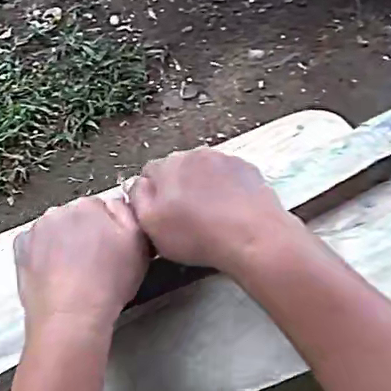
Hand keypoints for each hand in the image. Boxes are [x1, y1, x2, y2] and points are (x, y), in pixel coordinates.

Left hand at [13, 193, 149, 335]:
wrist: (70, 316)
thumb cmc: (109, 283)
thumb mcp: (139, 245)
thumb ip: (129, 213)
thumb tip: (117, 202)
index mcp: (90, 206)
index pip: (103, 208)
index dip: (111, 230)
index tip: (114, 250)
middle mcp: (59, 211)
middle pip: (77, 217)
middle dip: (85, 234)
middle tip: (96, 264)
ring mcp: (36, 229)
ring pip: (56, 230)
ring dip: (64, 244)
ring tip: (75, 273)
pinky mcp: (20, 249)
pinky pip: (36, 245)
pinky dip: (44, 255)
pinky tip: (56, 275)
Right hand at [127, 149, 302, 274]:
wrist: (253, 236)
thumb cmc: (198, 235)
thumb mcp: (151, 226)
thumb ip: (137, 199)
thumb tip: (138, 184)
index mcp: (167, 166)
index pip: (150, 174)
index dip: (155, 197)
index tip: (164, 216)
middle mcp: (195, 154)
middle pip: (180, 170)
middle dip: (181, 189)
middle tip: (189, 220)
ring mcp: (225, 159)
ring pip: (207, 172)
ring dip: (206, 189)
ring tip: (214, 218)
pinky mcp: (249, 170)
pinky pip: (231, 178)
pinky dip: (230, 191)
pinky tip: (234, 213)